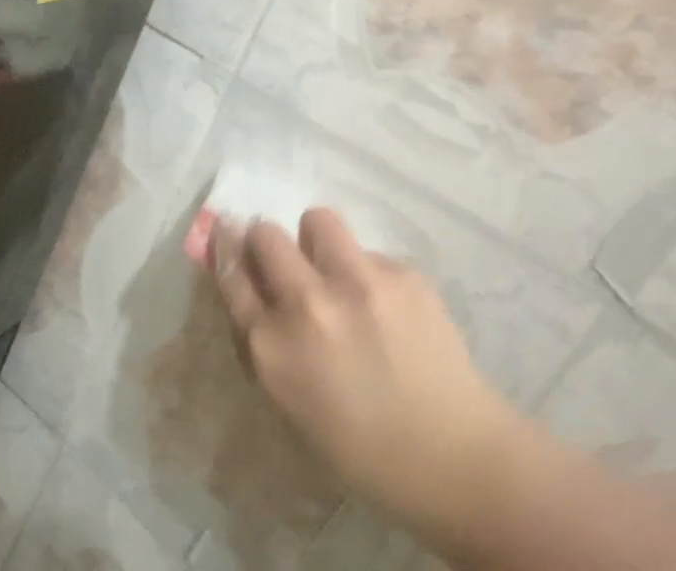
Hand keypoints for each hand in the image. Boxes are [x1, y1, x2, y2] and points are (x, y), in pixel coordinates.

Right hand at [209, 208, 519, 523]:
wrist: (450, 455)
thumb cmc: (359, 448)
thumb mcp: (290, 401)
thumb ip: (268, 344)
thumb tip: (259, 295)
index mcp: (271, 347)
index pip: (231, 275)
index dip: (226, 249)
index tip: (227, 231)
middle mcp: (306, 304)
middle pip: (266, 236)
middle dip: (267, 241)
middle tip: (284, 258)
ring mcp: (356, 283)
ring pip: (318, 220)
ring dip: (316, 239)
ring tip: (335, 265)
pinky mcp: (401, 275)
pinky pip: (369, 252)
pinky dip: (368, 270)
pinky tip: (387, 306)